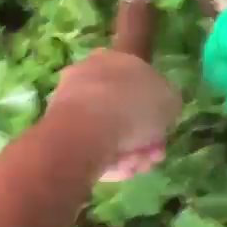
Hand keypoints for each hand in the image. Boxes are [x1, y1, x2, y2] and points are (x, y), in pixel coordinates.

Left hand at [47, 50, 181, 180]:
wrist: (87, 128)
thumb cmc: (134, 105)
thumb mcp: (170, 99)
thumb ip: (167, 102)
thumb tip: (162, 108)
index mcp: (114, 57)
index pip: (137, 82)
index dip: (153, 111)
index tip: (161, 133)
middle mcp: (89, 72)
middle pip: (121, 109)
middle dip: (140, 136)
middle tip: (152, 155)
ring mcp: (70, 100)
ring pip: (106, 130)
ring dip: (126, 150)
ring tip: (135, 166)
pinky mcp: (56, 128)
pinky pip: (89, 145)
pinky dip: (105, 158)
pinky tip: (116, 169)